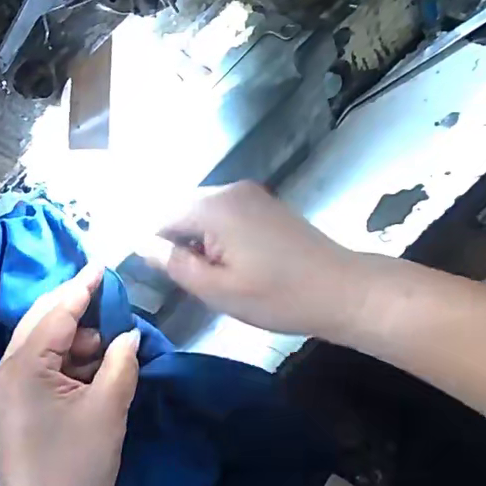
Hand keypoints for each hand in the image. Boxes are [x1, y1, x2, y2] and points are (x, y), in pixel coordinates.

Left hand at [0, 264, 140, 485]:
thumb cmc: (75, 469)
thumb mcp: (107, 411)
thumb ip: (119, 364)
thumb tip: (128, 335)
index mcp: (23, 364)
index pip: (57, 311)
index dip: (83, 287)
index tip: (103, 264)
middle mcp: (9, 368)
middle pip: (44, 321)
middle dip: (77, 308)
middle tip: (111, 297)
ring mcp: (10, 388)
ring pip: (45, 344)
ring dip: (77, 338)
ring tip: (111, 343)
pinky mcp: (19, 406)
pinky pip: (45, 366)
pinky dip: (70, 361)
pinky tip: (96, 367)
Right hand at [140, 181, 374, 340]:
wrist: (344, 290)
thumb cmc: (278, 296)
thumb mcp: (217, 289)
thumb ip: (174, 263)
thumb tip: (141, 243)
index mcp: (213, 207)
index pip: (159, 216)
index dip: (150, 243)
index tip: (154, 272)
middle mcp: (228, 190)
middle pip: (179, 209)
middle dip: (172, 240)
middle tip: (183, 278)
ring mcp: (248, 194)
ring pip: (200, 211)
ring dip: (193, 238)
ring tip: (206, 273)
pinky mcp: (262, 203)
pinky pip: (221, 213)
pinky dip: (213, 234)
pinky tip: (227, 261)